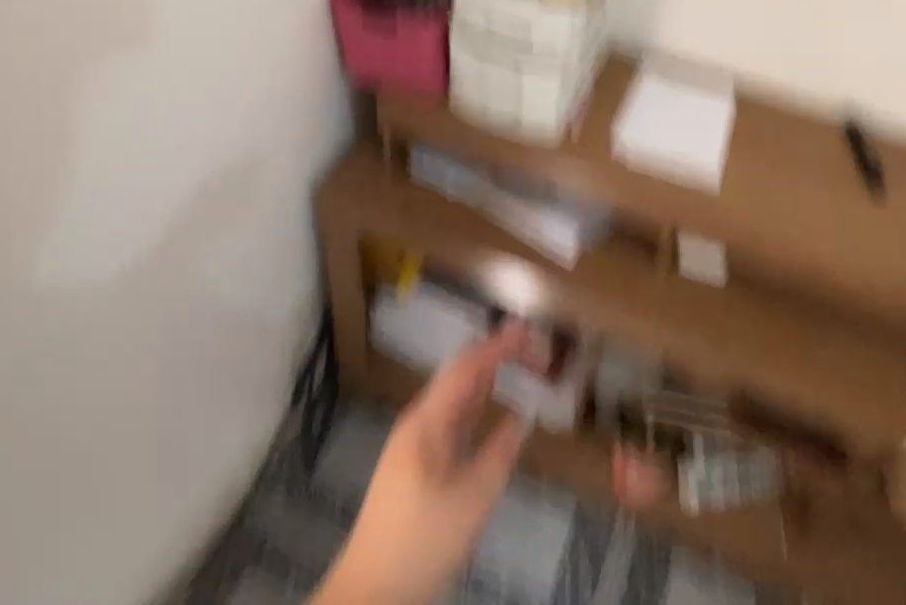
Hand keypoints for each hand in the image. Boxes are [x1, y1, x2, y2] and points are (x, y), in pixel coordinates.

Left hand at [315, 324, 529, 604]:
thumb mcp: (471, 500)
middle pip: (460, 377)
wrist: (371, 589)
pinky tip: (493, 413)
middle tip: (535, 351)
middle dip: (496, 358)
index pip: (466, 368)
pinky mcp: (418, 466)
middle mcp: (419, 424)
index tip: (528, 327)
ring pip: (456, 399)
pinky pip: (453, 422)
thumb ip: (498, 454)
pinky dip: (478, 408)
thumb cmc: (420, 540)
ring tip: (520, 367)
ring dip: (487, 380)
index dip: (497, 345)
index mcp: (427, 422)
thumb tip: (520, 418)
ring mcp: (416, 444)